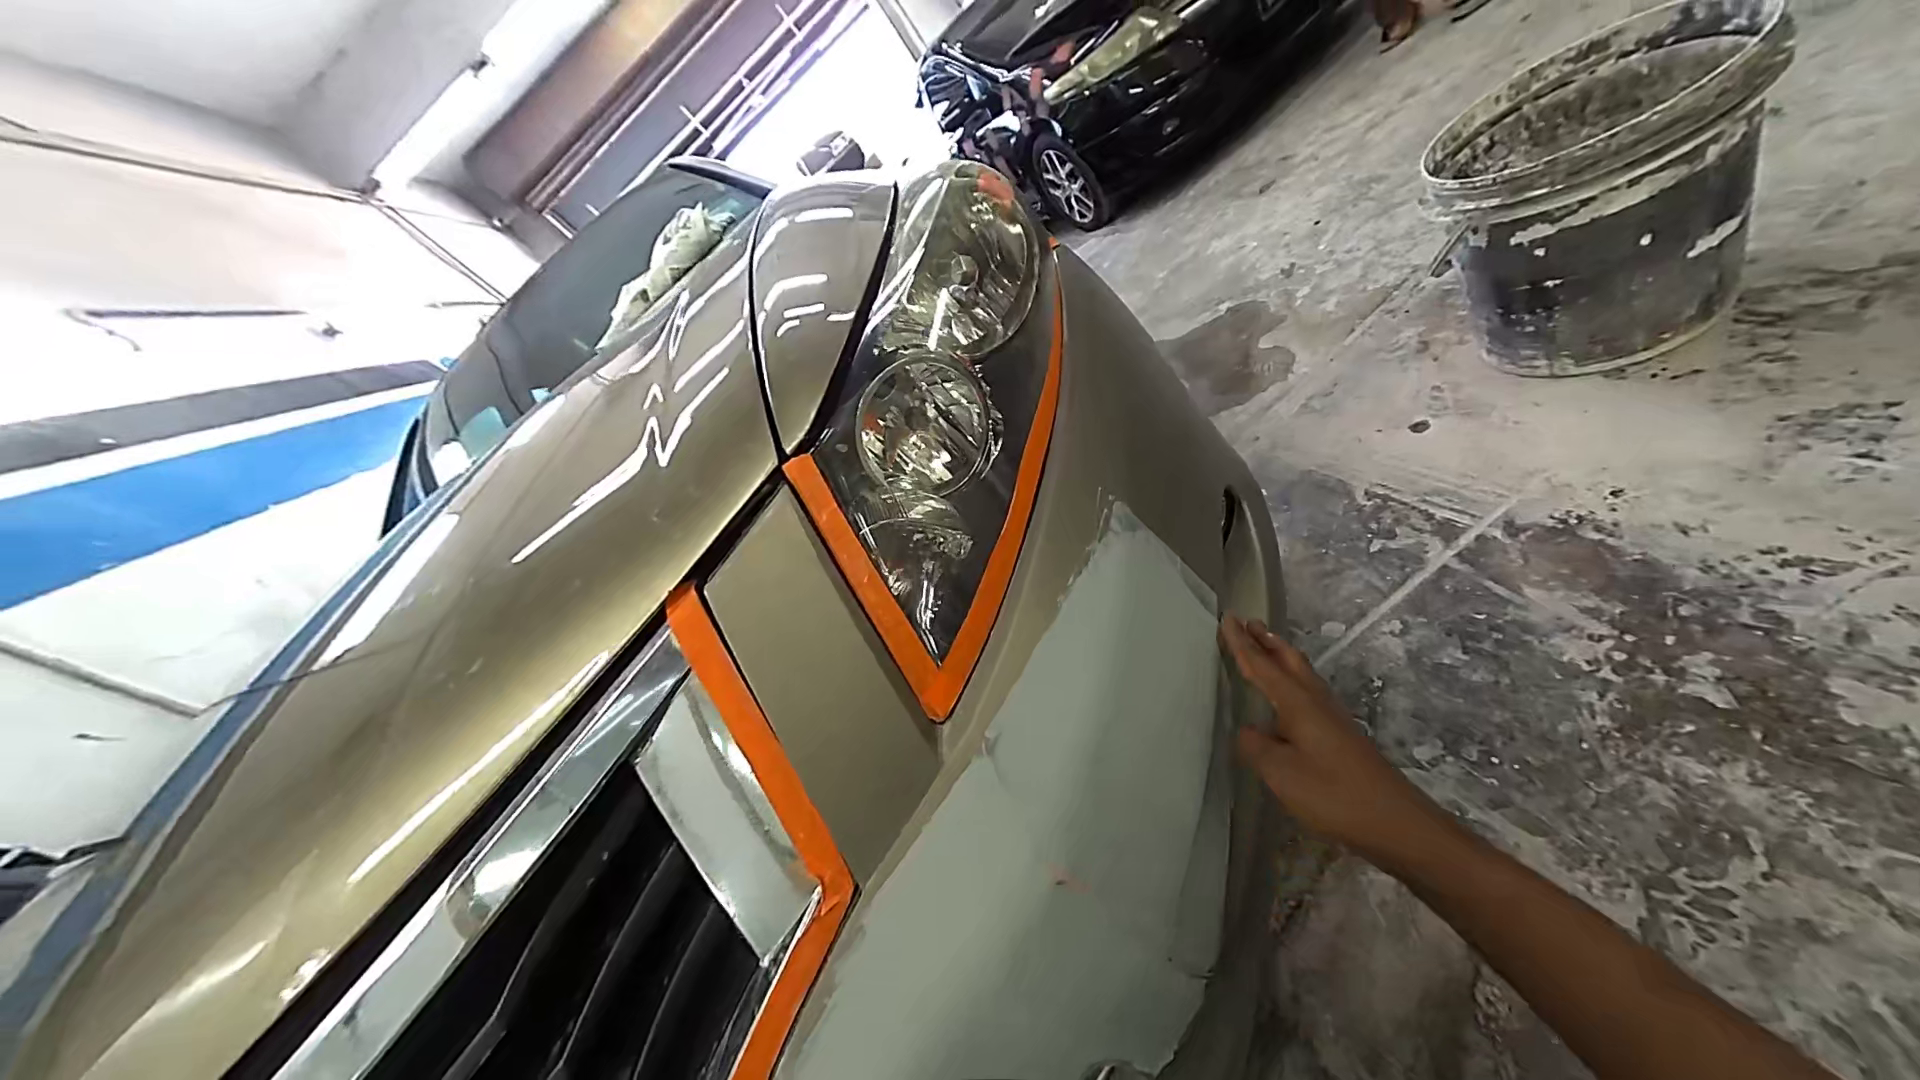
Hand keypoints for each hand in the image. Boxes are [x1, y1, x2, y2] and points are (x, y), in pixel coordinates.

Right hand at [1220, 615, 1449, 861]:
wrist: (1398, 824)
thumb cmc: (1334, 794)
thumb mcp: (1281, 772)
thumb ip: (1255, 746)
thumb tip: (1246, 730)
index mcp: (1297, 704)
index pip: (1261, 665)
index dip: (1241, 643)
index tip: (1227, 618)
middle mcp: (1316, 702)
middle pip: (1289, 660)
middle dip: (1266, 640)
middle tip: (1247, 622)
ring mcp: (1332, 718)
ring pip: (1301, 674)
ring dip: (1280, 655)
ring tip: (1263, 645)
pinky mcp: (1340, 735)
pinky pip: (1307, 692)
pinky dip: (1290, 678)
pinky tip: (1286, 696)